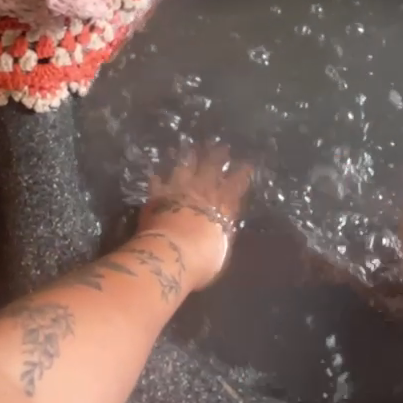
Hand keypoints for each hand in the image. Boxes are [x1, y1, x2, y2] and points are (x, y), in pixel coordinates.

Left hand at [138, 145, 252, 291]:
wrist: (170, 254)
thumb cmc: (203, 258)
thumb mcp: (221, 247)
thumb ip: (222, 232)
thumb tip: (223, 226)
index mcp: (223, 204)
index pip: (236, 183)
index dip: (242, 173)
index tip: (246, 163)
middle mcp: (203, 191)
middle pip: (212, 167)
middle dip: (218, 155)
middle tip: (221, 144)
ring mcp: (179, 189)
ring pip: (185, 166)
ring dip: (188, 156)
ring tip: (190, 146)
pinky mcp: (157, 194)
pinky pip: (158, 182)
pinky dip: (158, 178)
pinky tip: (156, 173)